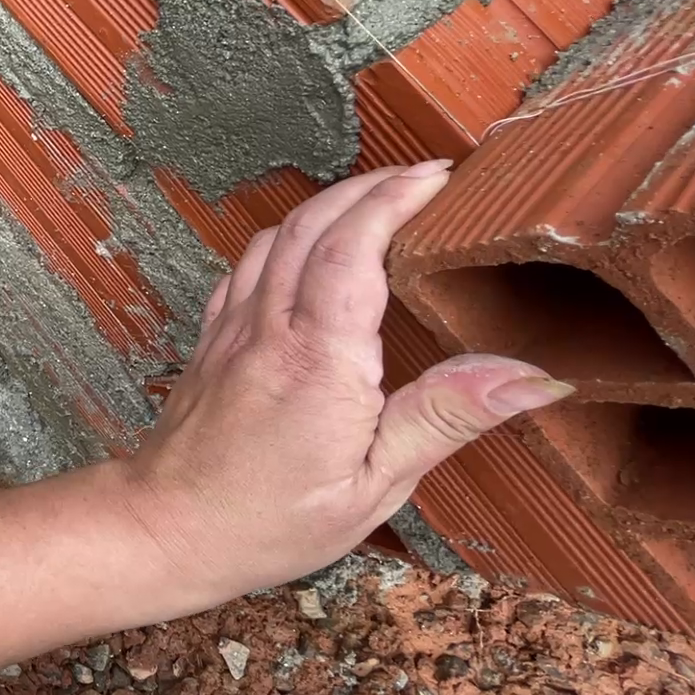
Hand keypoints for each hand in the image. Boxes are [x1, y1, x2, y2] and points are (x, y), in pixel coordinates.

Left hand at [118, 161, 573, 601]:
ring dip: (321, 209)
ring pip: (270, 243)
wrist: (169, 518)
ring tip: (372, 201)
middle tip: (419, 175)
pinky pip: (241, 270)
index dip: (392, 202)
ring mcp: (227, 328)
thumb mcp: (372, 484)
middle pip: (308, 230)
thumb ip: (441, 418)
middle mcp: (264, 329)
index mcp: (315, 361)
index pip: (352, 252)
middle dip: (363, 189)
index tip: (436, 176)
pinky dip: (280, 243)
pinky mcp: (208, 338)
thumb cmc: (268, 517)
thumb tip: (525, 374)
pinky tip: (302, 251)